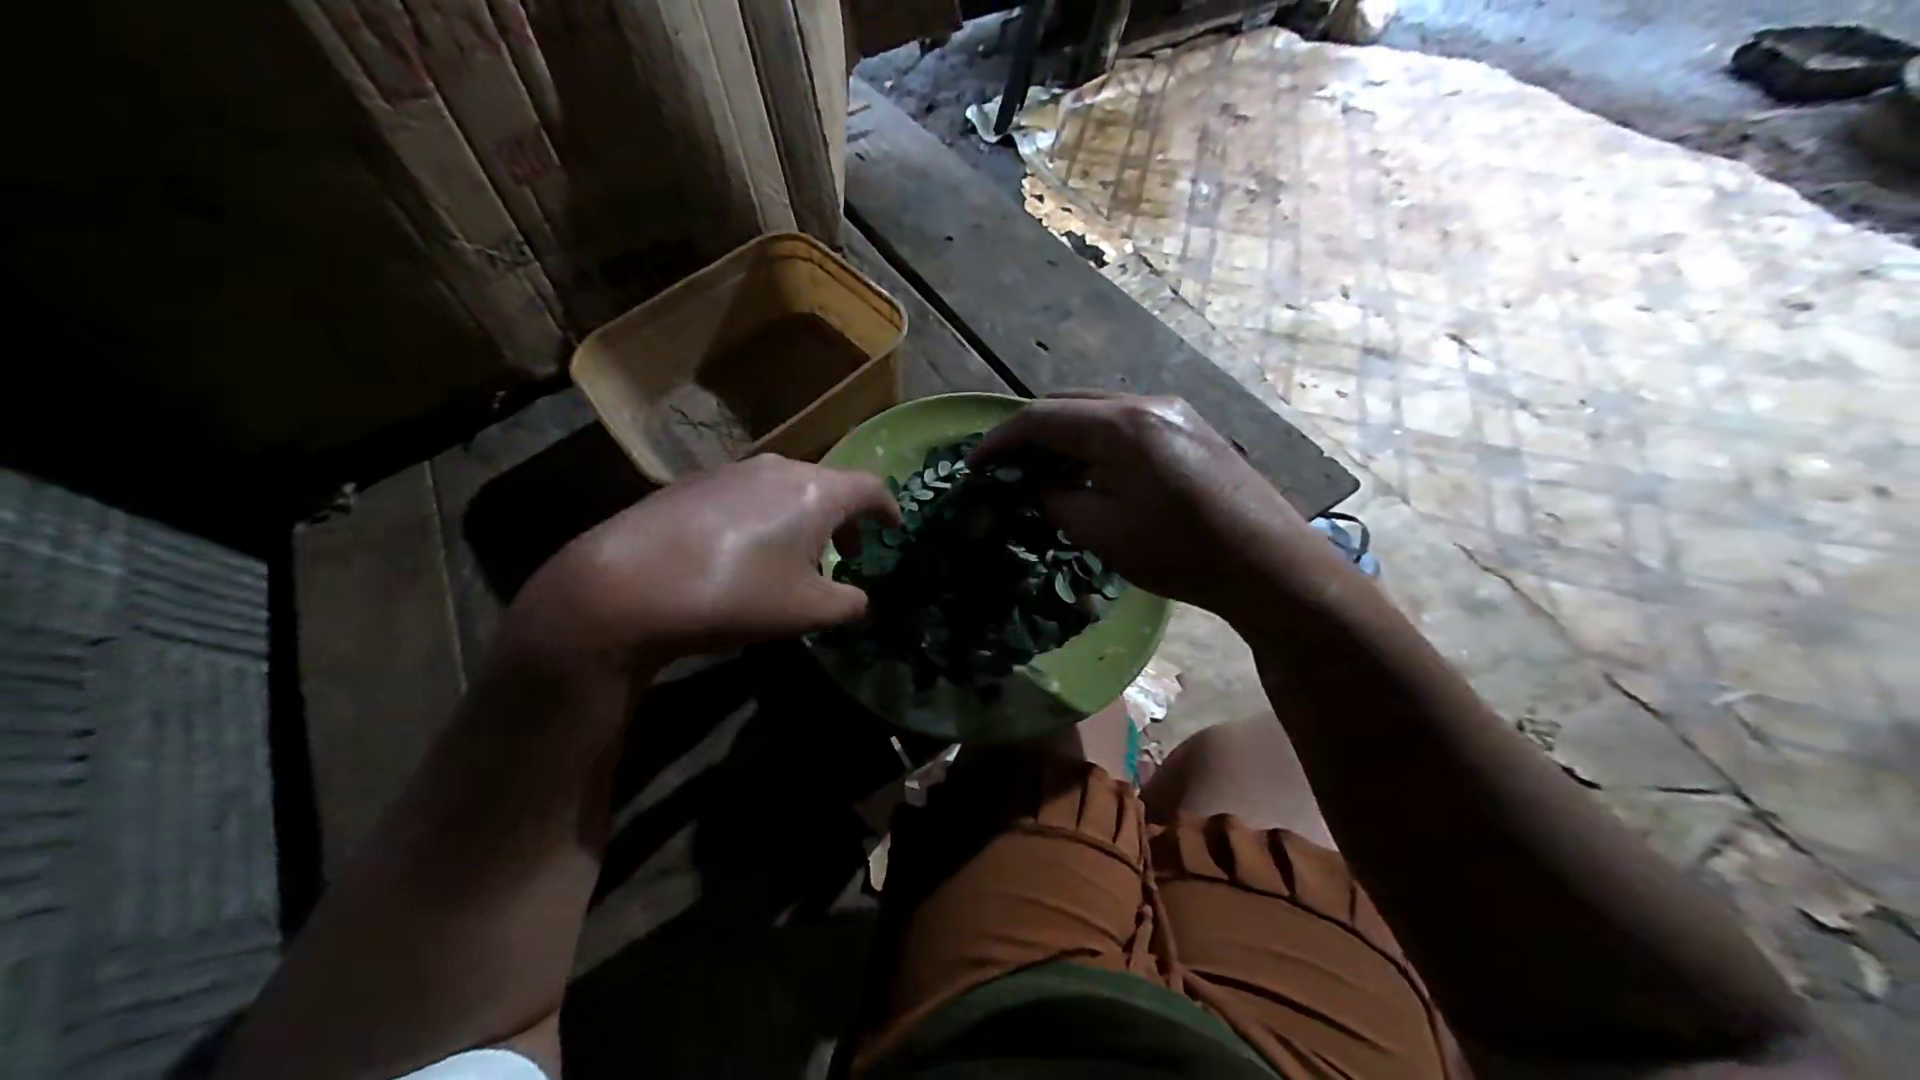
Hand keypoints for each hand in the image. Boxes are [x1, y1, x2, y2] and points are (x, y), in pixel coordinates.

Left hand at [494, 455, 899, 675]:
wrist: (625, 585)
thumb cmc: (736, 595)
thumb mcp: (808, 612)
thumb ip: (849, 603)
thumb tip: (858, 598)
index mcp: (815, 490)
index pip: (871, 487)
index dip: (889, 509)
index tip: (894, 528)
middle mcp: (777, 468)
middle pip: (828, 486)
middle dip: (844, 521)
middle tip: (846, 557)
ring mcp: (731, 472)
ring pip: (786, 490)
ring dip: (803, 521)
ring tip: (795, 561)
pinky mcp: (692, 484)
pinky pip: (749, 497)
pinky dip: (765, 520)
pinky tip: (744, 556)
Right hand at [971, 393, 1327, 615]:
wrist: (1269, 564)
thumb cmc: (1180, 552)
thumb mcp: (1102, 532)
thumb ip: (1055, 500)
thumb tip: (1035, 486)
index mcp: (1119, 426)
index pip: (1041, 418)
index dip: (1000, 440)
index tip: (974, 465)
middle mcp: (1146, 404)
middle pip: (1069, 404)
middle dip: (1031, 433)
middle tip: (1007, 468)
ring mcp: (1174, 412)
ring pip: (1099, 410)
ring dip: (1065, 435)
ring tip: (1045, 472)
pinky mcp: (1191, 428)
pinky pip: (1127, 423)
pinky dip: (1096, 441)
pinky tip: (1092, 472)